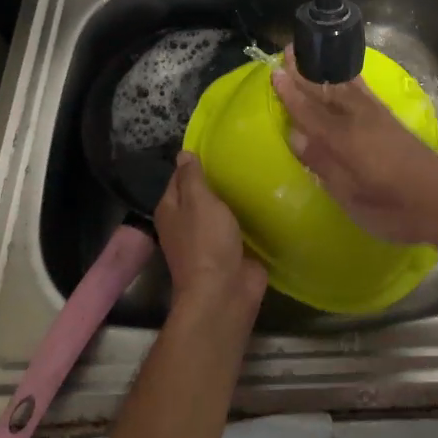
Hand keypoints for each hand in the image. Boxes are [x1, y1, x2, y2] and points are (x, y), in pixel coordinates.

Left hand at [154, 152, 265, 312]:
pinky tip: (266, 201)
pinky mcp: (232, 253)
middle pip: (202, 194)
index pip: (180, 177)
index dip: (195, 161)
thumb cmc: (206, 242)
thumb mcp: (197, 201)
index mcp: (171, 210)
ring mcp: (210, 240)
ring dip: (236, 198)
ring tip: (258, 173)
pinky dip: (250, 217)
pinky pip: (240, 228)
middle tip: (244, 156)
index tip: (219, 144)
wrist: (224, 293)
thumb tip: (183, 153)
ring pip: (222, 211)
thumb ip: (192, 177)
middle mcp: (186, 223)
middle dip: (220, 179)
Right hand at [271, 47, 437, 245]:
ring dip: (325, 72)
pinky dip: (349, 80)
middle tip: (287, 52)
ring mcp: (377, 116)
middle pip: (326, 91)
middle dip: (305, 73)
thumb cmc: (393, 208)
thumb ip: (322, 162)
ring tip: (310, 56)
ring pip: (344, 86)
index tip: (273, 74)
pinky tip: (346, 78)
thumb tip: (294, 134)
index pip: (309, 111)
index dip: (290, 94)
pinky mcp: (390, 119)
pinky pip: (362, 91)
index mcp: (343, 138)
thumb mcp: (350, 195)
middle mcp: (358, 119)